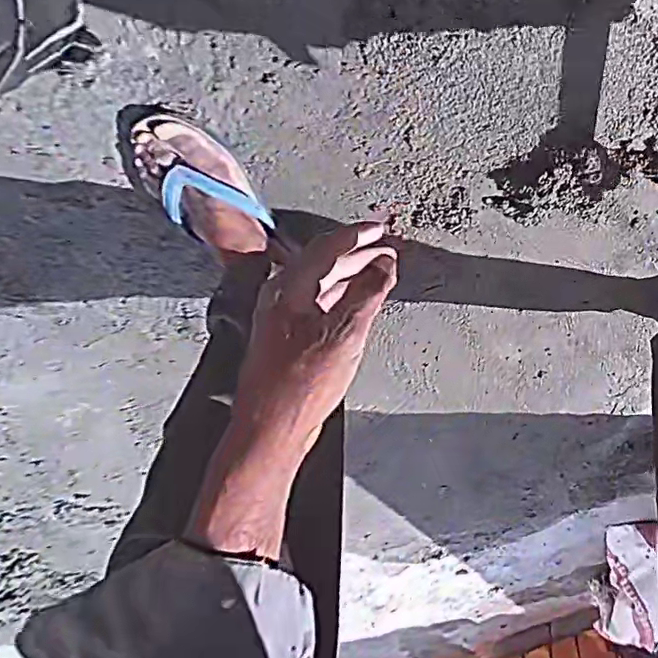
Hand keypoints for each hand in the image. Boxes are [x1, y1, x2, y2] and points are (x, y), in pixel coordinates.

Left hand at [230, 221, 398, 449]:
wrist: (272, 429)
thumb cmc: (299, 385)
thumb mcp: (345, 333)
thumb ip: (367, 293)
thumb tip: (384, 265)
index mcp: (288, 288)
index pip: (328, 247)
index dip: (358, 235)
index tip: (380, 228)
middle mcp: (282, 298)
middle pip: (324, 262)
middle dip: (358, 252)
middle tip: (385, 245)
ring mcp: (285, 319)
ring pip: (323, 282)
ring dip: (353, 273)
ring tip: (380, 268)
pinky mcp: (291, 338)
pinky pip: (322, 303)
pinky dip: (345, 295)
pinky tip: (361, 300)